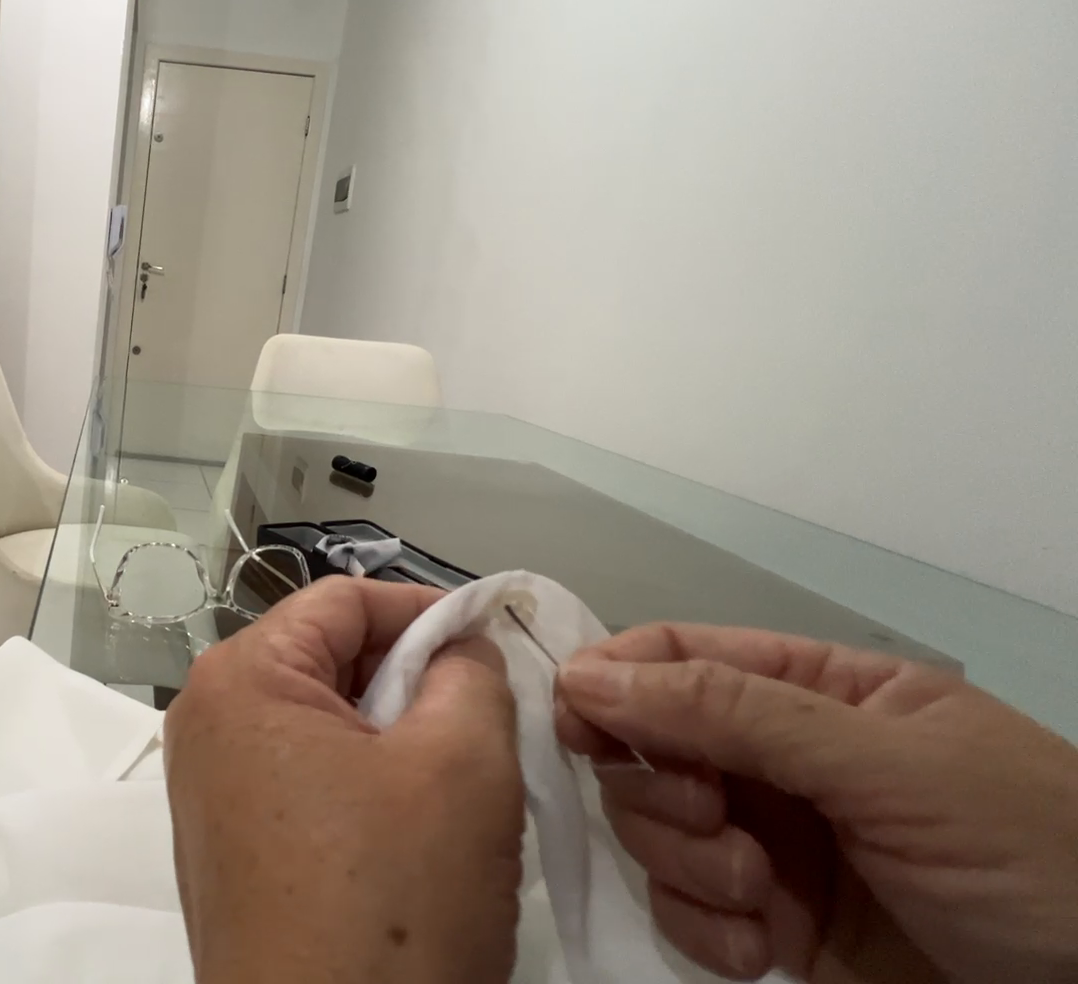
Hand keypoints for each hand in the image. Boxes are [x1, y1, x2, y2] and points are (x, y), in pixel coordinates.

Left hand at [165, 578, 525, 983]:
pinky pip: (297, 769)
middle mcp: (205, 715)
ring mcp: (208, 778)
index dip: (422, 607)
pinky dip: (356, 773)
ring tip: (448, 770)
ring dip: (387, 727)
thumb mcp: (460, 769)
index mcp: (240, 677)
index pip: (339, 600)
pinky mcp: (225, 834)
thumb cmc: (388, 906)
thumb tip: (460, 644)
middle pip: (321, 654)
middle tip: (478, 712)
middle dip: (405, 672)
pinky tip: (404, 819)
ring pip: (314, 715)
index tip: (488, 637)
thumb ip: (470, 675)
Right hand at [554, 623, 1077, 982]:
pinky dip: (699, 928)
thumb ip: (732, 709)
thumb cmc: (1037, 860)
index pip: (665, 654)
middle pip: (639, 743)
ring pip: (647, 824)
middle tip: (714, 822)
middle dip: (658, 789)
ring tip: (759, 898)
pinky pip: (675, 905)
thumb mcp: (890, 767)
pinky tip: (758, 950)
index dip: (606, 679)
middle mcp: (766, 756)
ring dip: (682, 863)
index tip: (574, 724)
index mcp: (801, 691)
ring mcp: (760, 837)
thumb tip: (580, 674)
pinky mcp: (760, 919)